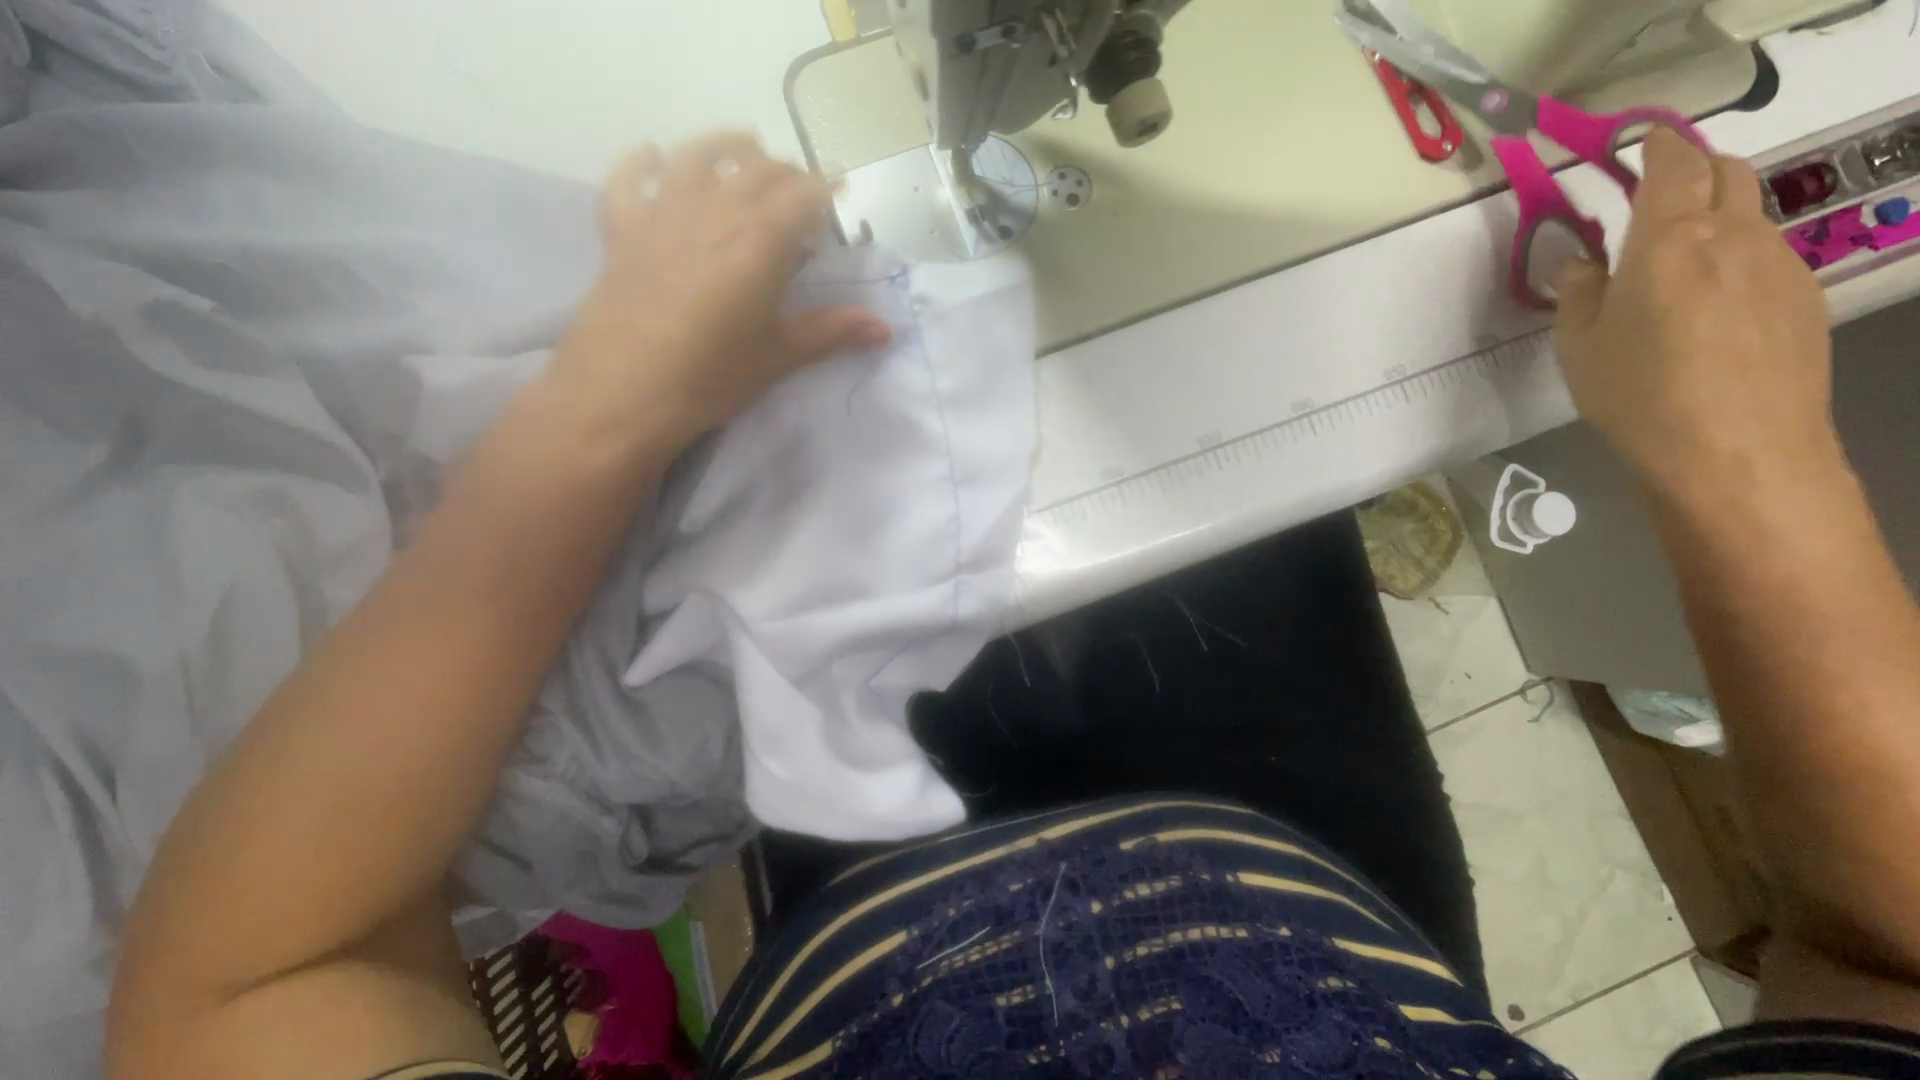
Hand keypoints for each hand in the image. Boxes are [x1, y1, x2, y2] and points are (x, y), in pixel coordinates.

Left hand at [555, 132, 891, 443]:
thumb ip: (831, 332)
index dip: (827, 189)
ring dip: (726, 146)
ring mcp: (663, 213)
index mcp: (761, 238)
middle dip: (787, 171)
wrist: (621, 393)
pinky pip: (629, 179)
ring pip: (697, 157)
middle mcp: (715, 210)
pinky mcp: (623, 230)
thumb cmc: (710, 376)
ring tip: (745, 147)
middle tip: (802, 187)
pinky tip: (653, 156)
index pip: (805, 194)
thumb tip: (884, 329)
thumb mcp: (778, 356)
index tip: (842, 192)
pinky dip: (642, 161)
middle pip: (757, 171)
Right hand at [1554, 127, 1840, 498]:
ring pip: (1749, 217)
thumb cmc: (1638, 395)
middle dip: (1691, 170)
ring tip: (1675, 271)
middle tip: (1651, 200)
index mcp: (1670, 237)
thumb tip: (1579, 261)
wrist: (1736, 454)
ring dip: (1714, 222)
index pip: (1674, 161)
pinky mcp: (1804, 300)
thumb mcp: (1578, 347)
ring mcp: (1780, 265)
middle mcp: (1736, 235)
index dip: (1656, 143)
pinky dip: (1735, 263)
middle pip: (1727, 171)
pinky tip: (1710, 314)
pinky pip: (1766, 260)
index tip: (1636, 143)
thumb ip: (1577, 291)